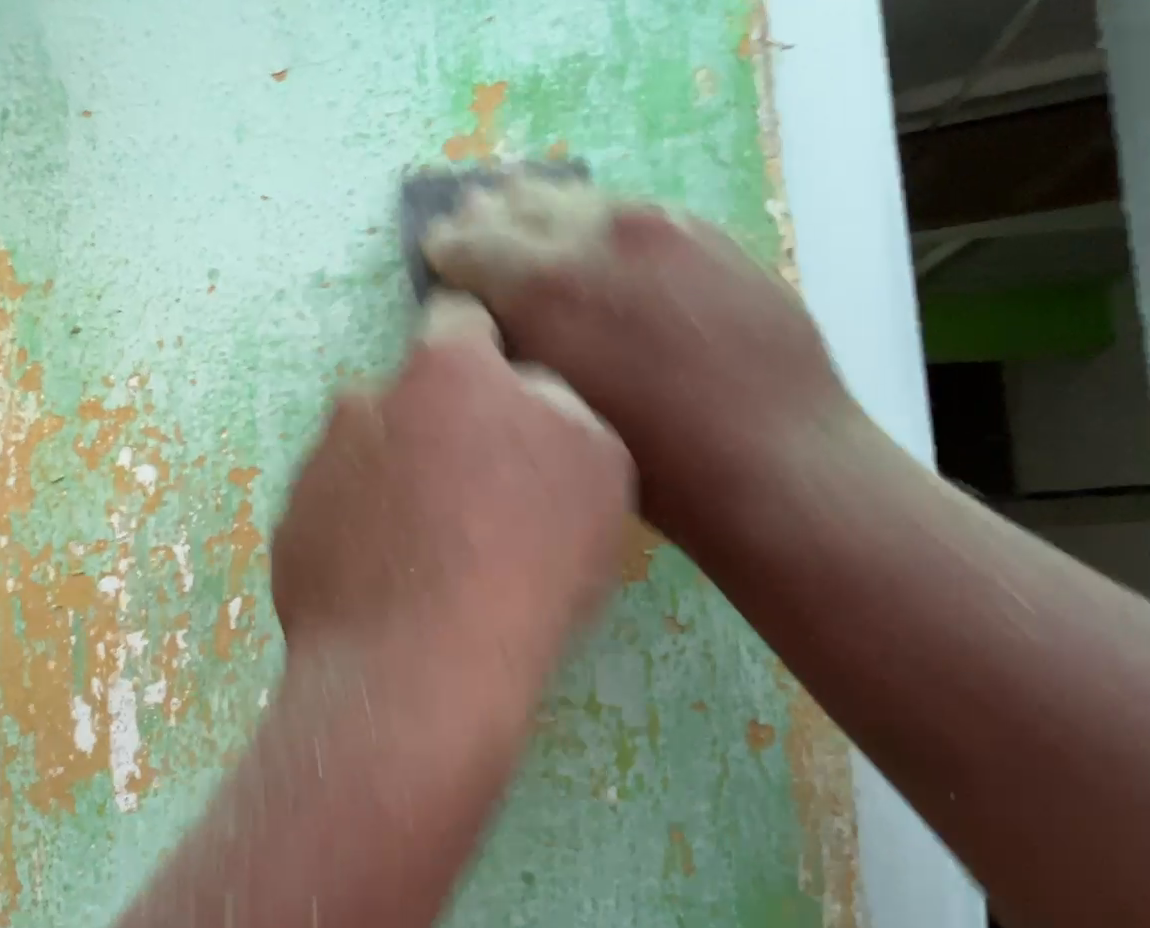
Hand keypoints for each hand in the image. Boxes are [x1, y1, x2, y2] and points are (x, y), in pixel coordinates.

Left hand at [270, 292, 634, 711]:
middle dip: (435, 426)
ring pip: (363, 456)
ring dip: (391, 480)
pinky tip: (384, 582)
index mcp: (442, 371)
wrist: (414, 667)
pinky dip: (355, 531)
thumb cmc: (524, 561)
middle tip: (471, 494)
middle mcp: (361, 403)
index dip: (483, 349)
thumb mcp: (595, 465)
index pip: (459, 319)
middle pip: (406, 397)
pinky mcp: (286, 528)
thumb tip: (517, 389)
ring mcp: (313, 469)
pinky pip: (332, 512)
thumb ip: (552, 402)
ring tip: (425, 552)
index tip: (496, 388)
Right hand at [422, 172, 861, 540]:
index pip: (471, 244)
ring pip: (579, 198)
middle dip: (487, 217)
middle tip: (465, 221)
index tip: (434, 252)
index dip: (446, 249)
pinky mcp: (705, 233)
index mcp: (544, 282)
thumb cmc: (636, 453)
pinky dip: (592, 215)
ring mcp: (660, 225)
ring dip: (539, 207)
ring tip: (515, 208)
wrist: (768, 455)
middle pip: (521, 207)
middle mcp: (598, 234)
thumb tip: (484, 309)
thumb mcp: (543, 400)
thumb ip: (507, 338)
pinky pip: (628, 208)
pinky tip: (585, 229)